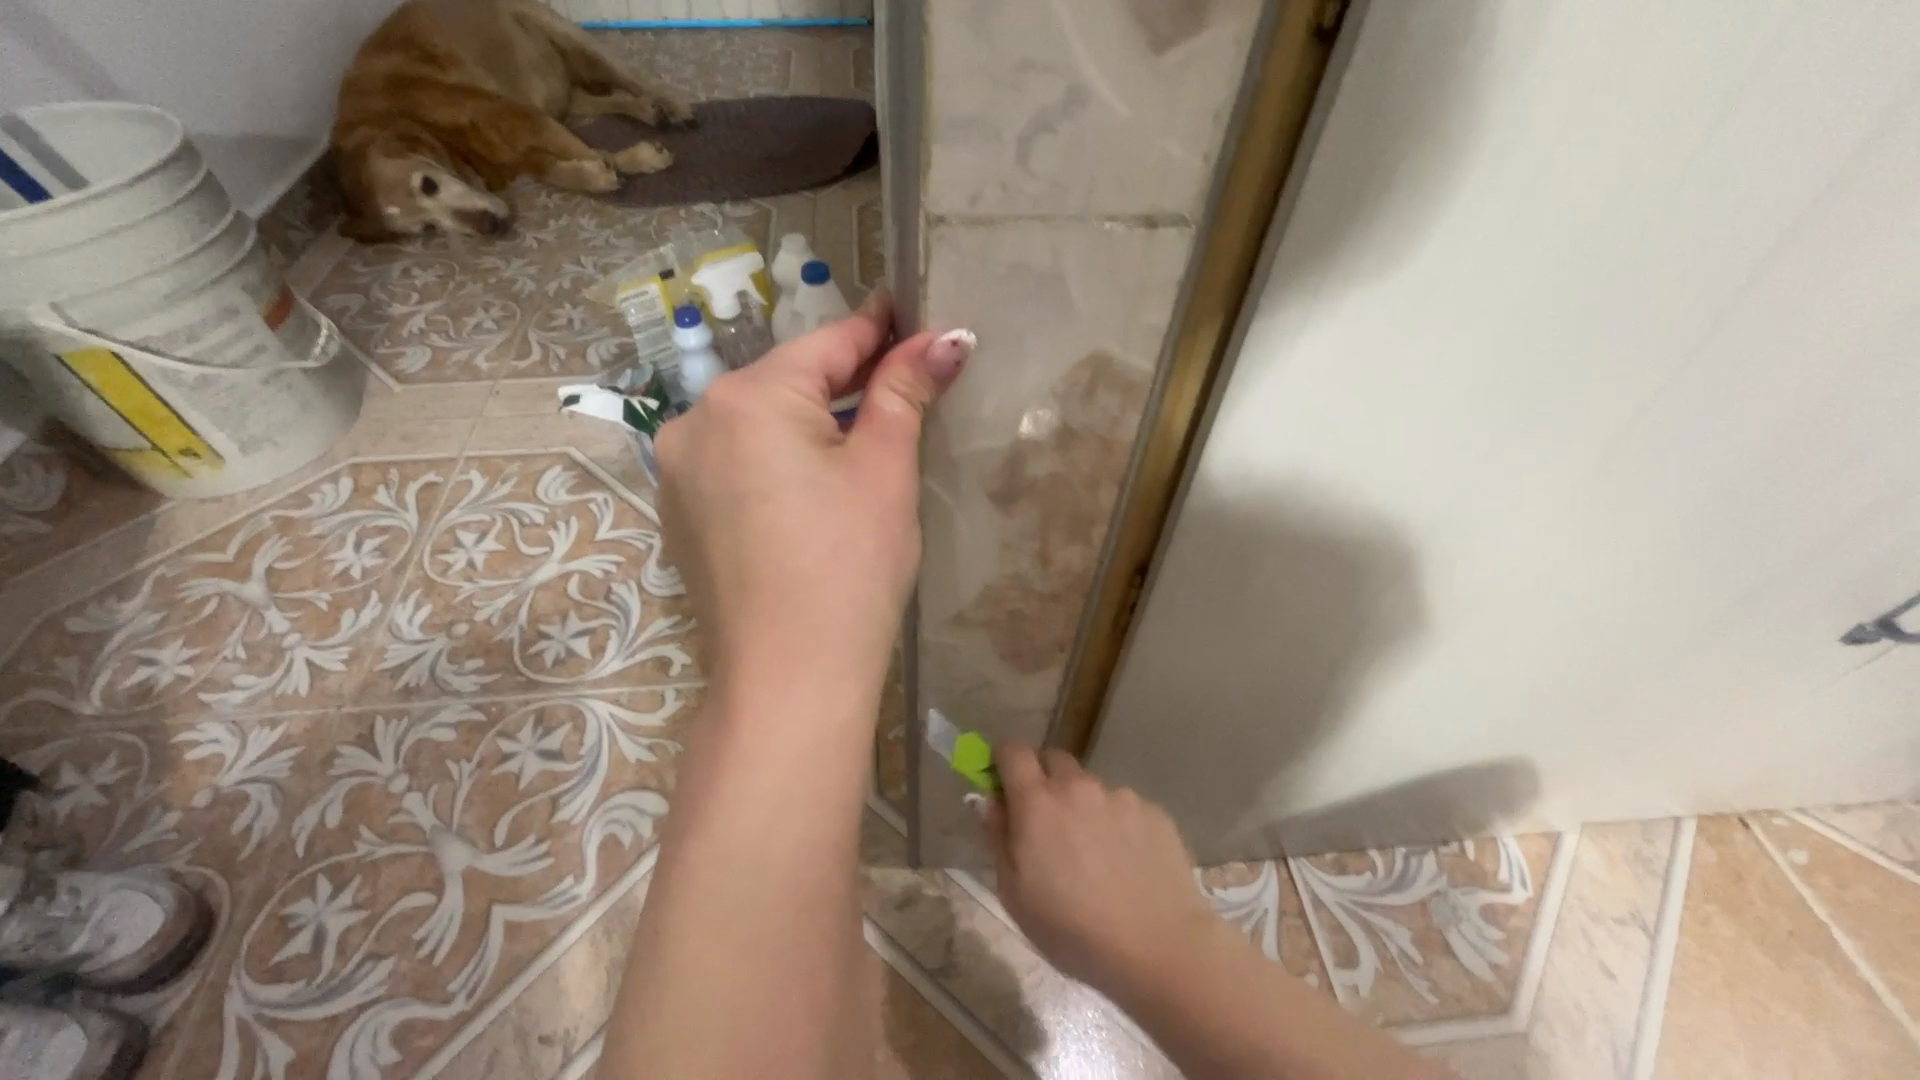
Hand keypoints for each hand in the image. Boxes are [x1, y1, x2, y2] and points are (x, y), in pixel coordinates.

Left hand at [653, 292, 972, 703]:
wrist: (789, 680)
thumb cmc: (849, 567)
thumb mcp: (884, 470)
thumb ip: (905, 393)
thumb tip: (947, 338)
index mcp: (747, 398)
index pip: (827, 345)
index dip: (877, 330)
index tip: (911, 315)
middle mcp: (695, 422)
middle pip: (786, 384)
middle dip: (842, 381)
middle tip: (899, 380)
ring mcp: (678, 473)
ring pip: (759, 426)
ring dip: (809, 423)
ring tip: (862, 437)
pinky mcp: (680, 517)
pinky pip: (737, 466)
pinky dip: (777, 463)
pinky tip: (812, 492)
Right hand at [986, 742, 1217, 992]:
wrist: (1158, 949)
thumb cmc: (1072, 930)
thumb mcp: (1014, 895)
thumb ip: (998, 838)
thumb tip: (991, 802)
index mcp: (1037, 802)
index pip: (1012, 750)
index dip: (1003, 761)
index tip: (1003, 786)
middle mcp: (1079, 787)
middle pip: (1053, 760)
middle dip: (1043, 780)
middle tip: (1046, 824)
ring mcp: (1121, 797)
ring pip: (1091, 788)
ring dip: (1083, 807)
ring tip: (1096, 857)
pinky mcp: (1155, 813)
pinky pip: (1125, 808)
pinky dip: (1118, 826)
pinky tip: (1128, 866)